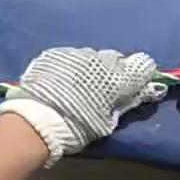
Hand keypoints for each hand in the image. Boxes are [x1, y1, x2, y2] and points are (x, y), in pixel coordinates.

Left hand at [0, 48, 167, 163]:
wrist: (36, 119)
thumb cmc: (77, 126)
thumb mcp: (107, 121)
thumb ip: (125, 103)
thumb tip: (140, 93)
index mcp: (119, 75)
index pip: (143, 64)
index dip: (137, 76)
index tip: (130, 87)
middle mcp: (100, 58)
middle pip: (113, 60)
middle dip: (109, 72)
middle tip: (98, 90)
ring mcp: (74, 53)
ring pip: (89, 58)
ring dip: (86, 69)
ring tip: (72, 87)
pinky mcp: (52, 54)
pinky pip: (66, 58)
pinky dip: (66, 68)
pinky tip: (55, 82)